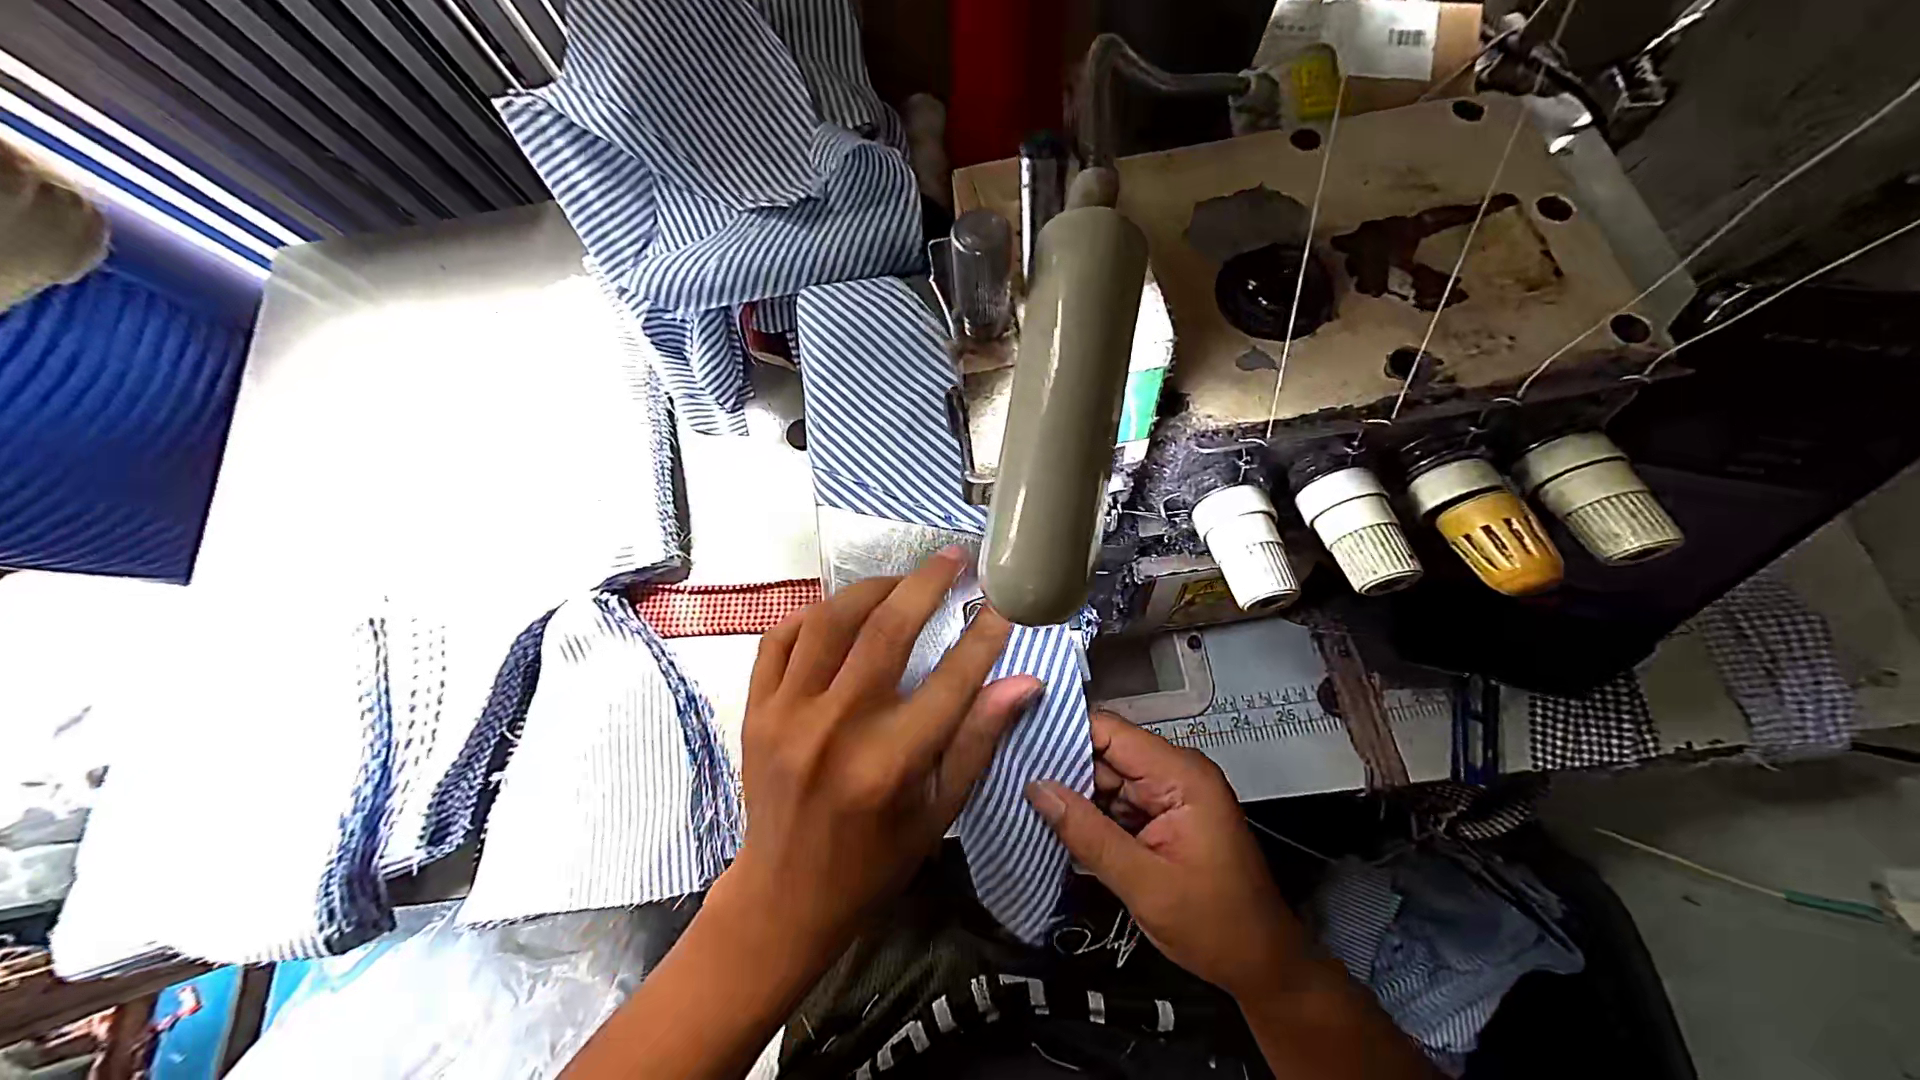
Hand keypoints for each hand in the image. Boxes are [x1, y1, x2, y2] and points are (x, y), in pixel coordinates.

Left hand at [727, 547, 1042, 949]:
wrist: (784, 894)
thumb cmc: (874, 860)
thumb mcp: (939, 812)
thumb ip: (978, 740)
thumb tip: (1024, 682)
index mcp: (889, 764)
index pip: (950, 681)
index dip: (984, 635)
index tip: (1002, 601)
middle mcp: (834, 730)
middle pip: (884, 631)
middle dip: (926, 584)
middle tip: (953, 558)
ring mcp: (785, 715)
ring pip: (828, 622)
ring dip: (870, 589)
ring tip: (901, 582)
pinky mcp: (755, 710)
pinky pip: (779, 638)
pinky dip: (812, 615)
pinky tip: (839, 614)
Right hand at [1024, 711, 1308, 999]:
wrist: (1263, 967)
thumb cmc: (1216, 926)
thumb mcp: (1145, 883)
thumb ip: (1088, 833)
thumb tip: (1036, 788)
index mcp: (1181, 775)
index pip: (1110, 732)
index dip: (1063, 734)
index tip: (1018, 744)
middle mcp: (1174, 773)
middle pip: (1103, 754)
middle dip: (1061, 770)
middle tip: (1011, 780)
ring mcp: (1167, 794)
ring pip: (1104, 779)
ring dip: (1072, 796)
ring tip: (1023, 803)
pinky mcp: (1161, 816)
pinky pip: (1115, 803)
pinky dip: (1089, 816)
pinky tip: (1055, 826)